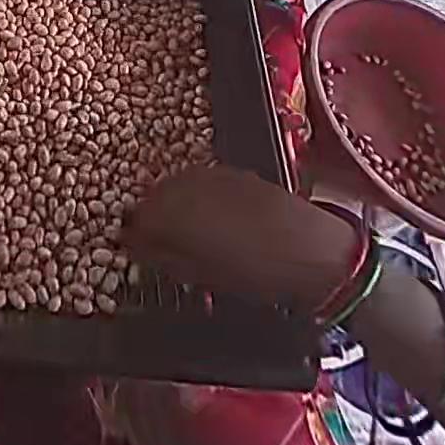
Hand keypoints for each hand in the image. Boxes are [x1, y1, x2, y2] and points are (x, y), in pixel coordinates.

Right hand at [122, 165, 360, 309]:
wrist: (314, 250)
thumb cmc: (255, 273)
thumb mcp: (201, 274)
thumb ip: (160, 255)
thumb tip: (131, 244)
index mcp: (170, 211)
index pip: (135, 218)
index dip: (134, 235)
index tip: (138, 249)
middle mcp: (182, 183)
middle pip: (152, 197)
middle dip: (153, 218)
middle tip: (164, 244)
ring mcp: (206, 173)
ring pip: (175, 187)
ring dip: (174, 206)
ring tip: (191, 233)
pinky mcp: (229, 170)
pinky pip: (198, 182)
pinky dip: (196, 198)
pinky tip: (214, 218)